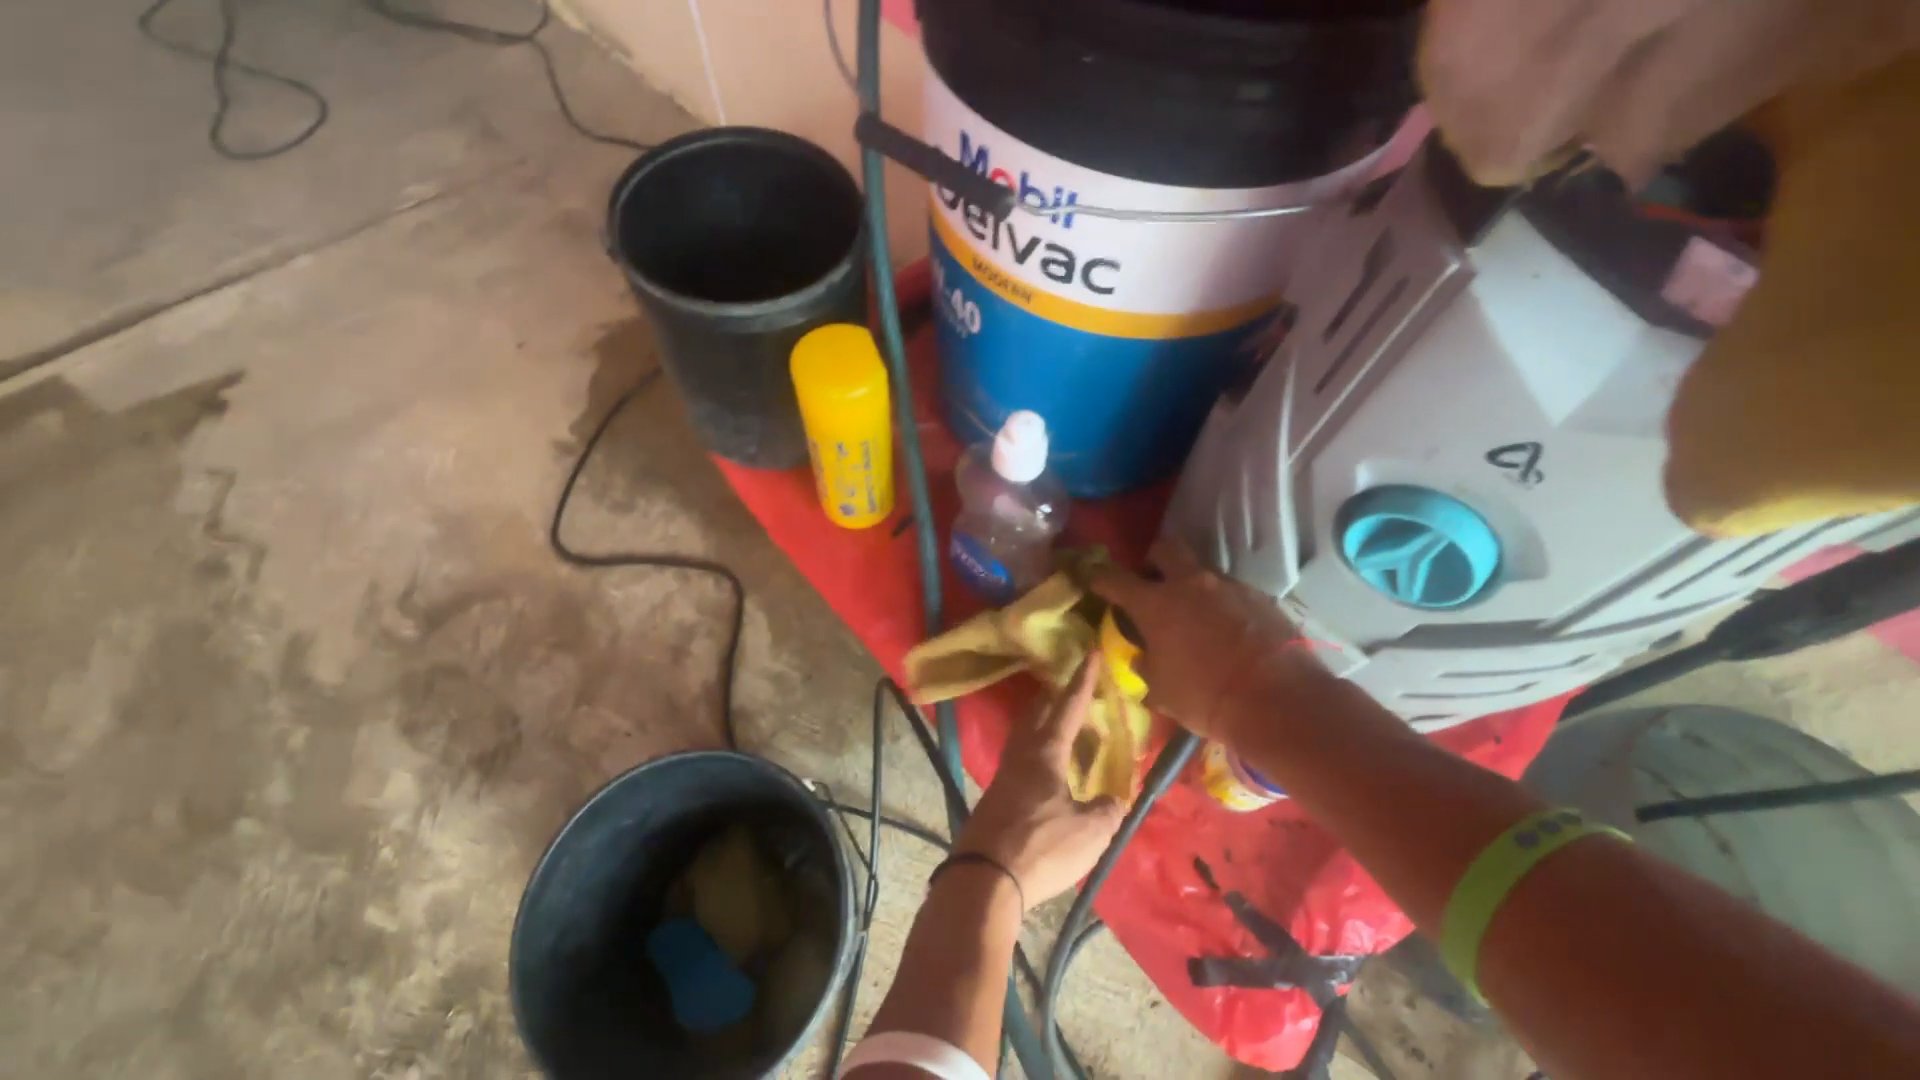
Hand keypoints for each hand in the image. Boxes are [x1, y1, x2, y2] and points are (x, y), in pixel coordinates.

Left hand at [951, 655, 1125, 909]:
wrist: (984, 879)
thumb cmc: (1041, 848)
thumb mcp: (1090, 831)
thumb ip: (1108, 810)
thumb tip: (1116, 798)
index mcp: (1044, 754)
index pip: (1067, 708)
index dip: (1082, 682)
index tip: (1090, 654)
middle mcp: (1019, 757)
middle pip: (1037, 716)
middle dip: (1055, 698)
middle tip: (1071, 686)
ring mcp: (1002, 779)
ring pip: (1024, 738)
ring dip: (1042, 724)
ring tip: (1059, 724)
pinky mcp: (995, 801)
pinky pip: (1019, 761)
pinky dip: (1036, 752)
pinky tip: (1044, 769)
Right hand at [1089, 538, 1317, 742]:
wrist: (1277, 700)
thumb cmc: (1205, 697)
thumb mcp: (1161, 689)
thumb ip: (1147, 665)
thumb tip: (1144, 657)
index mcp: (1156, 603)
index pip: (1116, 579)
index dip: (1102, 578)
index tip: (1096, 580)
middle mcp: (1191, 583)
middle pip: (1166, 549)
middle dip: (1154, 561)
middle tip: (1152, 584)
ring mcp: (1230, 586)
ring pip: (1203, 571)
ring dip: (1193, 586)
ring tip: (1196, 616)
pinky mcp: (1261, 598)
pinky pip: (1233, 593)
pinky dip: (1224, 606)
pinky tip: (1229, 633)